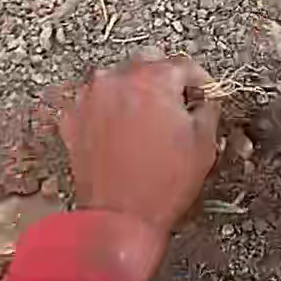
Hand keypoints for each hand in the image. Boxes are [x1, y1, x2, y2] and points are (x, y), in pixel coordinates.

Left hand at [58, 57, 219, 235]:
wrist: (120, 217)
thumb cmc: (165, 181)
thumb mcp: (205, 142)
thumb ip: (209, 108)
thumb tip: (206, 100)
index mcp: (154, 80)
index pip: (184, 64)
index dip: (201, 80)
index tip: (206, 94)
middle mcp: (117, 80)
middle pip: (148, 62)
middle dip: (165, 78)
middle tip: (178, 103)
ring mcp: (90, 99)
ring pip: (118, 78)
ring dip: (135, 90)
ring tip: (149, 117)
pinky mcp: (72, 119)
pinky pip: (94, 100)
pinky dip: (108, 107)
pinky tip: (122, 128)